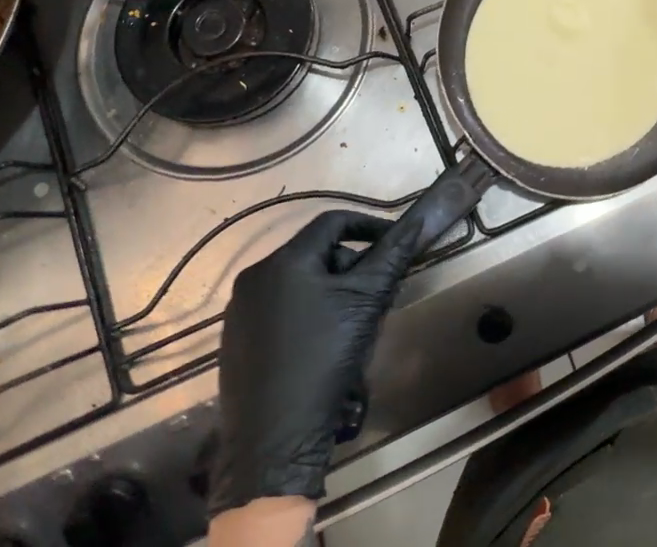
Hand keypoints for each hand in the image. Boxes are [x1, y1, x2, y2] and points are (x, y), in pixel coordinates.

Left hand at [208, 186, 463, 516]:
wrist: (275, 436)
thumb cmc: (325, 357)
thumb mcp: (367, 302)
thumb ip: (393, 255)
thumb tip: (420, 219)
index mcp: (283, 261)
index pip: (333, 221)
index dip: (370, 226)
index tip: (396, 245)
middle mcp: (255, 277)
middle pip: (316, 254)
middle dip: (352, 268)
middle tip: (379, 294)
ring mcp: (240, 312)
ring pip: (298, 283)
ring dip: (332, 292)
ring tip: (357, 323)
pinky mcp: (236, 342)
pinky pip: (280, 311)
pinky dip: (308, 315)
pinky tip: (324, 347)